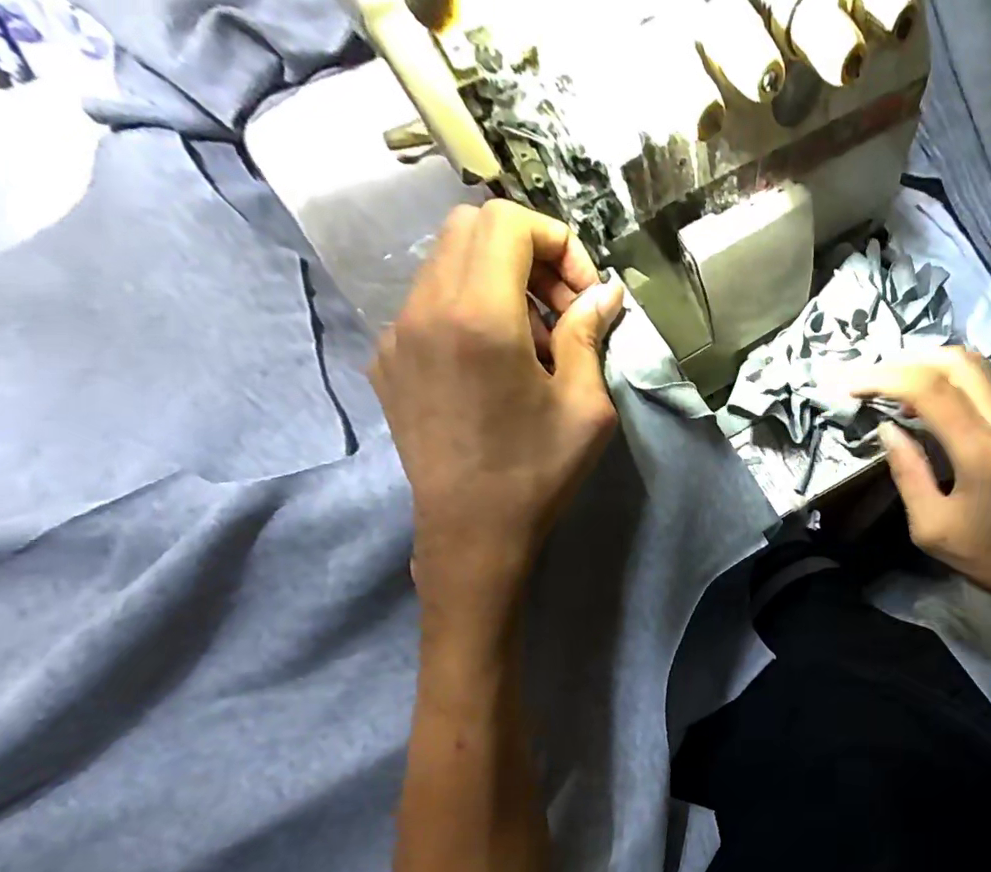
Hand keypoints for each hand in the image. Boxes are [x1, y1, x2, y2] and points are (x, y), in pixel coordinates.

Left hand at [371, 200, 626, 617]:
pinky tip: (495, 366)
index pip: (508, 222)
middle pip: (471, 228)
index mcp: (478, 315)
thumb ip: (589, 334)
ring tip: (534, 344)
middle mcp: (425, 309)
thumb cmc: (538, 470)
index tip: (584, 294)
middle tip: (563, 310)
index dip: (558, 242)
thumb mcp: (587, 405)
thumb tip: (602, 294)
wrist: (472, 531)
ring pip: (447, 264)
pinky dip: (470, 311)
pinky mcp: (387, 360)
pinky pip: (430, 304)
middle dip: (529, 254)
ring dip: (500, 282)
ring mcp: (397, 334)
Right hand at [850, 348, 990, 627]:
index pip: (929, 389)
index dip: (885, 378)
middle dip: (907, 360)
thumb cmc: (990, 558)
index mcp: (982, 452)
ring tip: (896, 382)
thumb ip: (908, 473)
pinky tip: (929, 398)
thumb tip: (887, 428)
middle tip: (873, 377)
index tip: (852, 384)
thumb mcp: (933, 528)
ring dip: (932, 364)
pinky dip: (954, 378)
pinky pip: (988, 383)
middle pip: (956, 362)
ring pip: (977, 366)